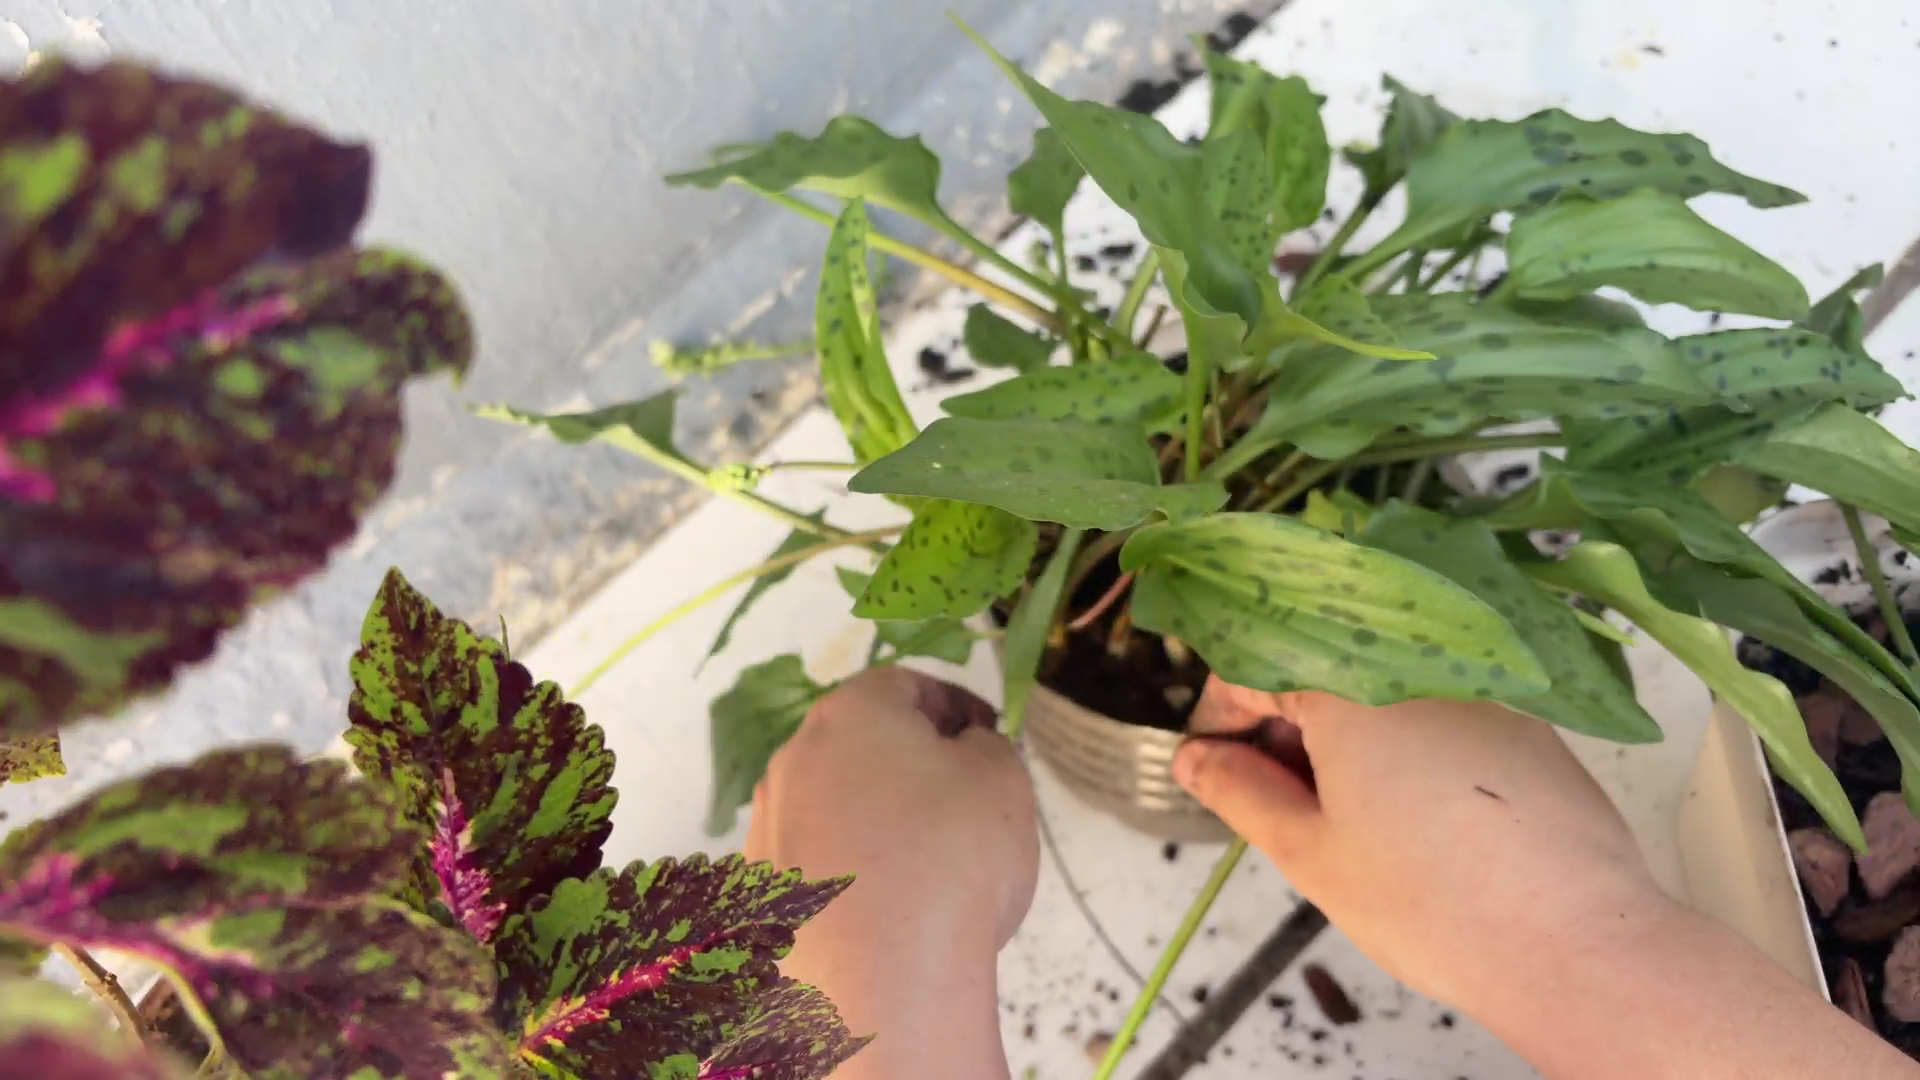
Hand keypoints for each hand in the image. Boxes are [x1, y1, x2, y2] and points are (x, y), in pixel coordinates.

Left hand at [746, 665, 1037, 945]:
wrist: (882, 984)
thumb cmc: (951, 853)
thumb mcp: (1001, 776)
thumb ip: (986, 743)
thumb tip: (965, 747)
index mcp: (851, 712)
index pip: (905, 683)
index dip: (955, 702)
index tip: (987, 731)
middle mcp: (797, 757)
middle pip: (865, 738)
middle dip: (916, 754)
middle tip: (963, 788)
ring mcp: (772, 821)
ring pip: (839, 796)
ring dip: (882, 807)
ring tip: (929, 853)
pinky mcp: (764, 887)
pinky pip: (821, 850)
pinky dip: (855, 857)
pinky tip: (891, 897)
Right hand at [1175, 678, 1663, 1011]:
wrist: (1586, 952)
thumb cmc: (1427, 901)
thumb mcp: (1305, 848)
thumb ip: (1234, 789)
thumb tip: (1191, 757)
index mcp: (1345, 685)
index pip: (1250, 670)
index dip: (1220, 718)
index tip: (1216, 765)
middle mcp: (1408, 665)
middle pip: (1309, 674)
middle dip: (1276, 729)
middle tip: (1277, 800)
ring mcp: (1470, 690)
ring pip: (1367, 692)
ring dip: (1332, 736)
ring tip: (1343, 810)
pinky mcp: (1518, 722)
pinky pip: (1427, 710)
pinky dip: (1394, 742)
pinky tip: (1411, 809)